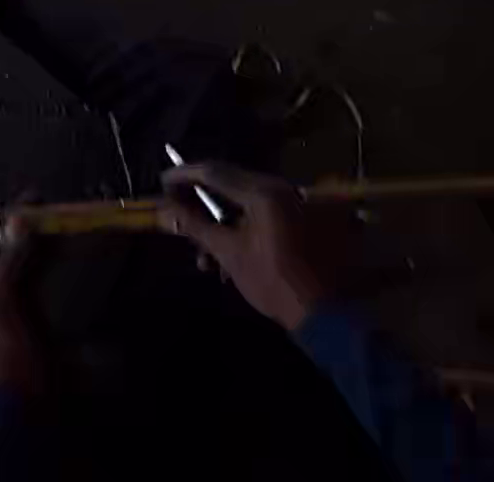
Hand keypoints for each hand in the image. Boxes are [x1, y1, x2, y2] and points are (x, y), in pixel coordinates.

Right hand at [158, 162, 335, 330]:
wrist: (331, 320)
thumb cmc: (275, 282)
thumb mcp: (228, 252)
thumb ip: (193, 225)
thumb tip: (162, 210)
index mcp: (262, 192)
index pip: (212, 172)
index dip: (183, 176)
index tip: (162, 183)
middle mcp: (281, 190)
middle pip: (228, 184)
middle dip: (200, 202)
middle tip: (178, 214)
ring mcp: (296, 205)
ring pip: (244, 202)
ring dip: (220, 221)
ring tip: (204, 255)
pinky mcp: (305, 221)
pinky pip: (263, 214)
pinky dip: (242, 227)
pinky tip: (229, 256)